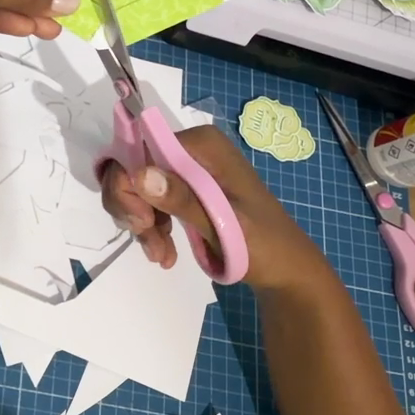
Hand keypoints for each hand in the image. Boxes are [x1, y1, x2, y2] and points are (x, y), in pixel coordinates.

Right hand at [102, 125, 336, 295]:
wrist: (286, 270)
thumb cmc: (264, 246)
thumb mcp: (223, 225)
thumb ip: (182, 200)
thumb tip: (139, 174)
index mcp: (202, 145)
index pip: (138, 150)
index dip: (128, 186)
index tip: (142, 223)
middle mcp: (190, 148)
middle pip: (131, 168)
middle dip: (132, 207)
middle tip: (148, 237)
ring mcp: (187, 168)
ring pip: (134, 188)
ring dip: (141, 224)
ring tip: (161, 253)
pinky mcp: (184, 188)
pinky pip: (147, 201)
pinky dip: (150, 228)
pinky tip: (164, 251)